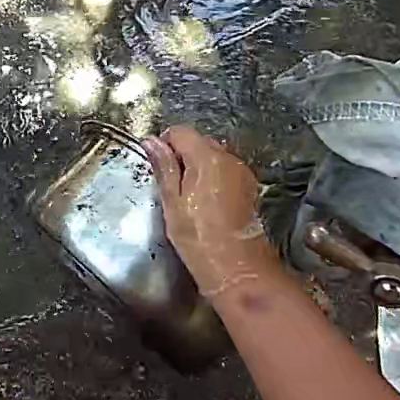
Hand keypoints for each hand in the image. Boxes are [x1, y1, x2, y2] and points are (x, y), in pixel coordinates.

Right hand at [141, 125, 282, 298]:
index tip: (157, 167)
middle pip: (199, 142)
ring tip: (187, 198)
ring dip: (197, 168)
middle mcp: (228, 158)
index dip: (164, 144)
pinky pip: (225, 171)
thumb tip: (151, 141)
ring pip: (213, 156)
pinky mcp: (248, 186)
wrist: (236, 267)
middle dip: (181, 156)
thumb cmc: (199, 237)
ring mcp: (241, 172)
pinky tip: (205, 203)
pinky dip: (213, 179)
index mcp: (207, 158)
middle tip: (169, 187)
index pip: (181, 132)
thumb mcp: (172, 202)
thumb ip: (163, 167)